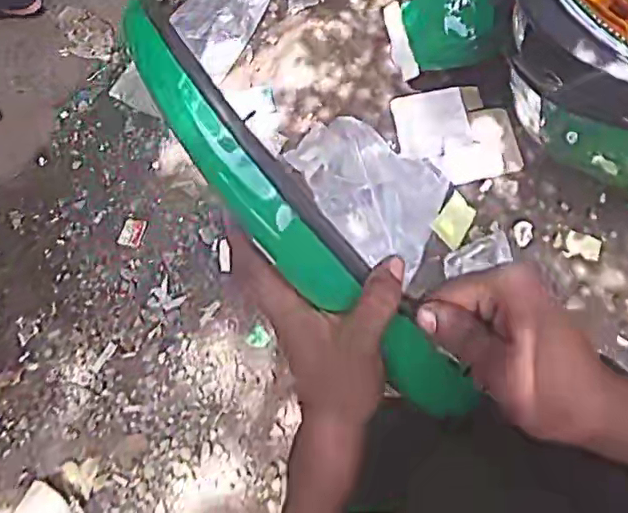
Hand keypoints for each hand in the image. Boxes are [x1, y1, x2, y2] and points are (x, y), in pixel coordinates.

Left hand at [231, 226, 402, 429]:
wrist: (337, 425)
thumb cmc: (339, 384)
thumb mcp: (362, 339)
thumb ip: (376, 300)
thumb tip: (392, 263)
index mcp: (284, 307)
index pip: (253, 268)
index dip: (241, 239)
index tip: (235, 209)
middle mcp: (282, 308)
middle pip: (259, 266)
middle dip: (256, 235)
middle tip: (264, 202)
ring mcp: (292, 316)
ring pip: (277, 274)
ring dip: (278, 248)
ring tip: (288, 217)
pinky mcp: (307, 322)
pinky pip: (298, 284)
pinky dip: (302, 264)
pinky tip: (321, 253)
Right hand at [419, 263, 616, 445]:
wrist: (603, 412)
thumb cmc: (556, 397)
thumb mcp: (502, 372)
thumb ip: (461, 338)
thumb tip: (423, 314)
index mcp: (509, 283)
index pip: (449, 291)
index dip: (435, 323)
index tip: (428, 353)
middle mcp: (514, 275)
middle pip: (460, 296)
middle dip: (453, 329)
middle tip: (456, 366)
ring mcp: (521, 286)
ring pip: (471, 306)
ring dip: (467, 335)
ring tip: (474, 366)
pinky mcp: (524, 301)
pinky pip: (487, 312)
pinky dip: (481, 334)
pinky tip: (488, 359)